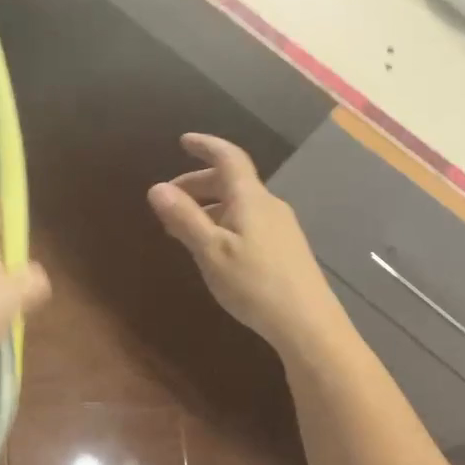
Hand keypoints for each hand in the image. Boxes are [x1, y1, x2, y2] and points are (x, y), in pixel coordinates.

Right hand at [147, 133, 345, 357]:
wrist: (307, 323)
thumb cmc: (254, 284)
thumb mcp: (210, 252)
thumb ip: (184, 218)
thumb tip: (156, 188)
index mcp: (250, 199)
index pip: (228, 158)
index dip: (206, 146)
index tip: (183, 141)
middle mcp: (268, 205)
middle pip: (231, 181)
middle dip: (197, 184)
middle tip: (168, 200)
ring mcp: (279, 227)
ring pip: (238, 204)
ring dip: (208, 206)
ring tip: (182, 228)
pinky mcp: (284, 248)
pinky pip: (247, 221)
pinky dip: (223, 222)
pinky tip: (212, 247)